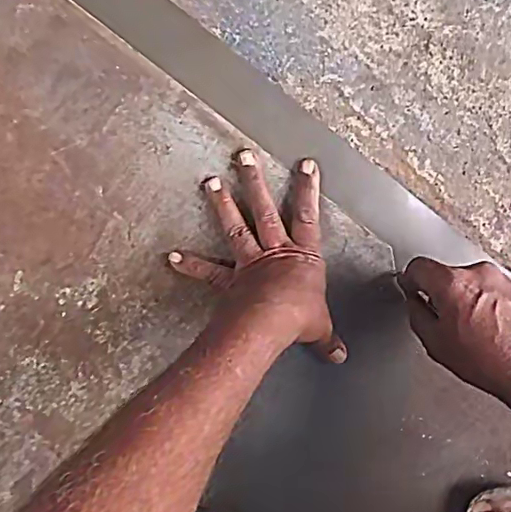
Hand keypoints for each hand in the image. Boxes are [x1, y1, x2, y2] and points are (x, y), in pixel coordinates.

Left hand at [169, 150, 346, 362]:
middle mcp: (275, 253)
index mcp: (303, 257)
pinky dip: (189, 264)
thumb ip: (327, 338)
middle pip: (264, 210)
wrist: (270, 325)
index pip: (308, 215)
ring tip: (211, 181)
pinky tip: (172, 256)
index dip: (308, 188)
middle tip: (243, 156)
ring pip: (236, 227)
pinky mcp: (229, 281)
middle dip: (255, 181)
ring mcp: (250, 263)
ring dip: (222, 204)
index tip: (305, 164)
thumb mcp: (320, 327)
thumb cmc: (298, 318)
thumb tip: (339, 355)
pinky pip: (208, 271)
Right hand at [396, 258, 510, 399]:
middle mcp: (477, 273)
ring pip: (468, 282)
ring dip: (463, 299)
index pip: (419, 267)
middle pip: (445, 273)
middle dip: (439, 293)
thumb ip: (417, 315)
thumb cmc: (490, 360)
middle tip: (441, 320)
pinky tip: (485, 330)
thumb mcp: (436, 343)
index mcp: (452, 283)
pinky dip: (482, 303)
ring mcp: (499, 278)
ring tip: (469, 330)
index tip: (410, 288)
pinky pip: (487, 290)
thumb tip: (415, 305)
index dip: (410, 280)